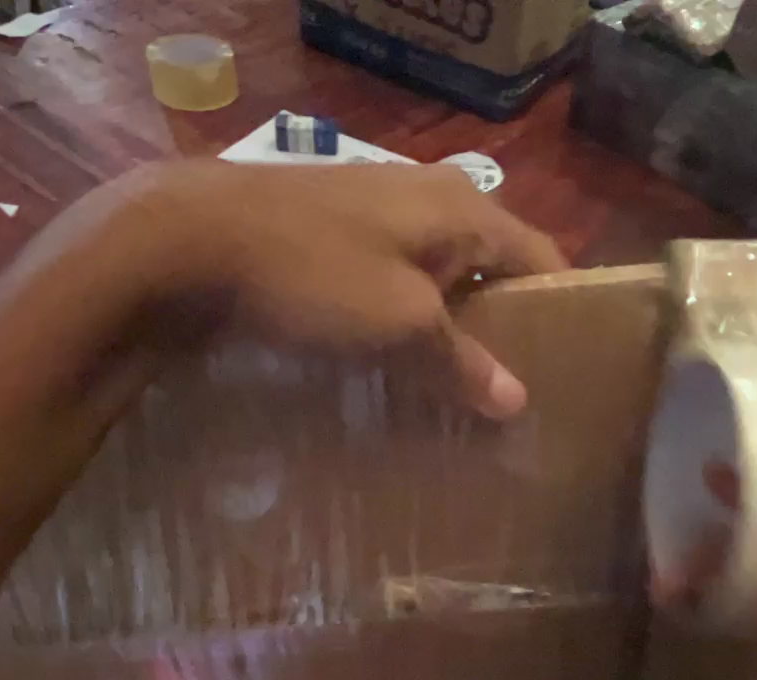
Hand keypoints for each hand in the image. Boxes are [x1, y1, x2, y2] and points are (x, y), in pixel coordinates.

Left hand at [16, 161, 569, 418]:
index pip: (541, 256)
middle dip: (504, 330)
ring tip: (459, 399)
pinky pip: (391, 290)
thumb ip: (461, 360)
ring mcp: (374, 219)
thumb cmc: (311, 273)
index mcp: (461, 209)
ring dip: (449, 336)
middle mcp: (426, 203)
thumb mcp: (400, 322)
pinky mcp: (332, 243)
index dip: (561, 309)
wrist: (186, 242)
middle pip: (490, 271)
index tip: (570, 368)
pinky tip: (396, 373)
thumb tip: (516, 400)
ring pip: (437, 284)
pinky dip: (403, 330)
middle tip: (512, 398)